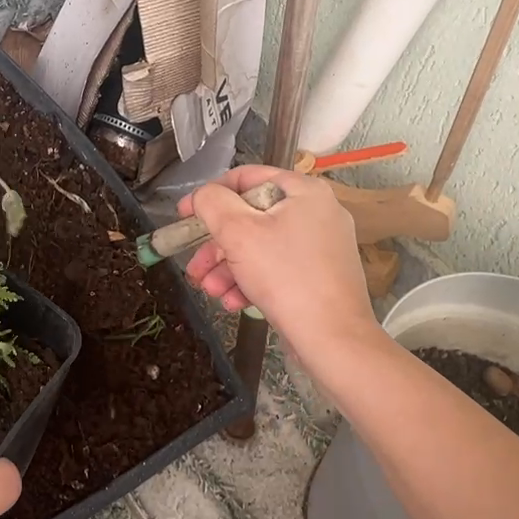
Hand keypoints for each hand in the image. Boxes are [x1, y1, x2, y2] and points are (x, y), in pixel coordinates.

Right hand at [180, 165, 377, 350]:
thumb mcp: (237, 232)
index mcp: (304, 191)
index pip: (246, 177)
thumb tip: (203, 196)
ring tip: (209, 290)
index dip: (209, 195)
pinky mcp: (321, 276)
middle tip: (194, 265)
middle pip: (251, 217)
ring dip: (228, 267)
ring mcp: (322, 246)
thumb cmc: (285, 277)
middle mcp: (317, 212)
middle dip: (216, 245)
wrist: (334, 341)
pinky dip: (252, 280)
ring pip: (261, 246)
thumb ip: (212, 203)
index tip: (184, 215)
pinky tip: (232, 302)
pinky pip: (278, 267)